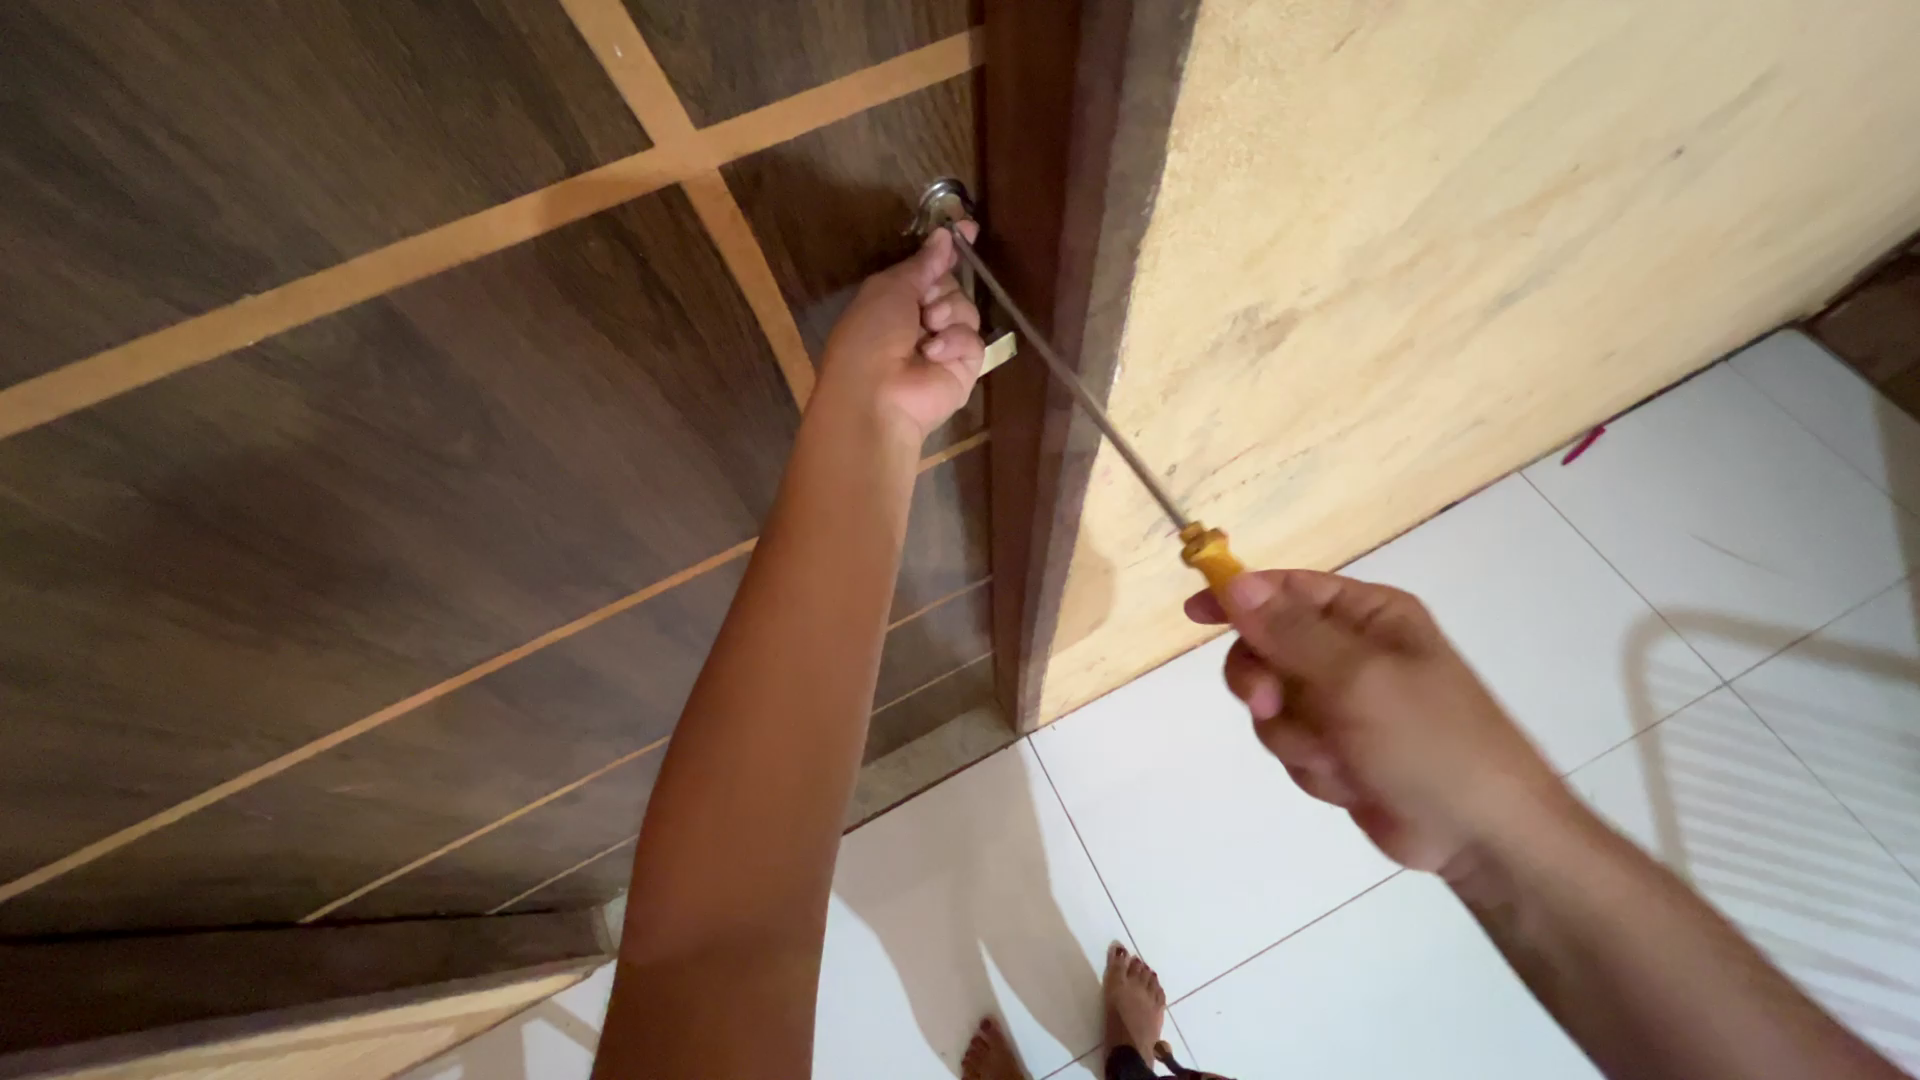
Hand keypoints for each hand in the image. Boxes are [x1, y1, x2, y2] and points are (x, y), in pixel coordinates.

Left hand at [819, 222, 984, 440]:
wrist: (877, 394)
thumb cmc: (871, 335)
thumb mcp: (890, 288)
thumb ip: (922, 264)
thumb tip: (945, 236)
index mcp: (896, 302)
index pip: (929, 270)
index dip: (948, 251)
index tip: (968, 229)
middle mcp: (921, 323)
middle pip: (951, 287)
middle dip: (941, 289)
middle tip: (924, 303)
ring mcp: (944, 347)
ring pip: (966, 310)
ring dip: (948, 313)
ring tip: (929, 328)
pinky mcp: (964, 369)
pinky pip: (974, 340)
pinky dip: (955, 342)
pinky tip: (934, 354)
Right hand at [1186, 570, 1569, 874]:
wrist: (1482, 836)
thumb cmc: (1431, 741)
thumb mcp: (1357, 677)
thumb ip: (1289, 631)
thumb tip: (1234, 582)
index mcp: (1367, 615)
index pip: (1285, 589)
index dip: (1237, 598)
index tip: (1194, 614)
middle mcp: (1350, 651)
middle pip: (1264, 648)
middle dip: (1263, 684)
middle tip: (1269, 705)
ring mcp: (1341, 702)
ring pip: (1270, 704)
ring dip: (1295, 736)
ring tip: (1339, 758)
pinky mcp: (1335, 747)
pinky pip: (1289, 743)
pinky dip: (1311, 765)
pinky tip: (1351, 781)